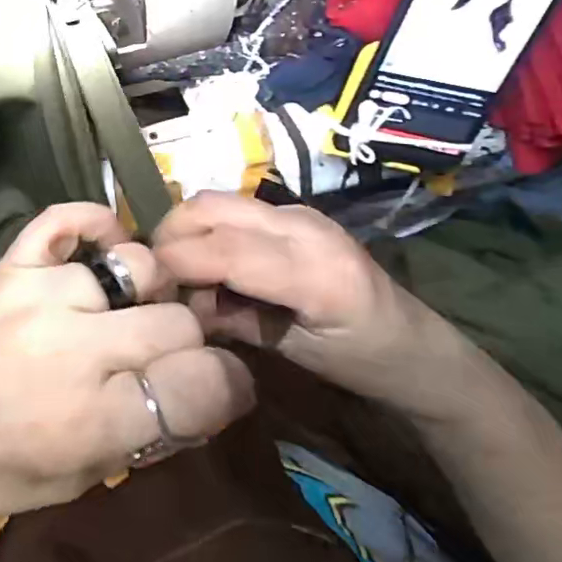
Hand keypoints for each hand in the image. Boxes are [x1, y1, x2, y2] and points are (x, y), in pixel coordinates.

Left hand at [0, 203, 255, 536]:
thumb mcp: (79, 477)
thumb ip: (149, 433)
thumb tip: (206, 386)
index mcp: (93, 416)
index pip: (206, 382)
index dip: (225, 387)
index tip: (216, 390)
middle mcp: (71, 344)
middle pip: (178, 322)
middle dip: (185, 346)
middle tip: (159, 359)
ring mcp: (35, 293)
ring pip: (134, 269)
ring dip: (140, 297)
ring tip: (119, 316)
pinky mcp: (7, 264)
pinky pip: (65, 219)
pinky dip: (94, 225)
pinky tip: (102, 247)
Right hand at [152, 191, 477, 421]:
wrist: (417, 344)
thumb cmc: (359, 361)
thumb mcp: (290, 351)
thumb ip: (229, 319)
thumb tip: (173, 304)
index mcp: (318, 273)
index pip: (226, 250)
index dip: (175, 260)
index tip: (144, 282)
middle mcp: (307, 228)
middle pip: (212, 208)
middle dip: (170, 234)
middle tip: (154, 272)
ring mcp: (300, 212)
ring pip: (216, 201)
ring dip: (184, 228)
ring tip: (176, 267)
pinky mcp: (291, 210)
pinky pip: (231, 208)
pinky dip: (204, 228)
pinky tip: (204, 260)